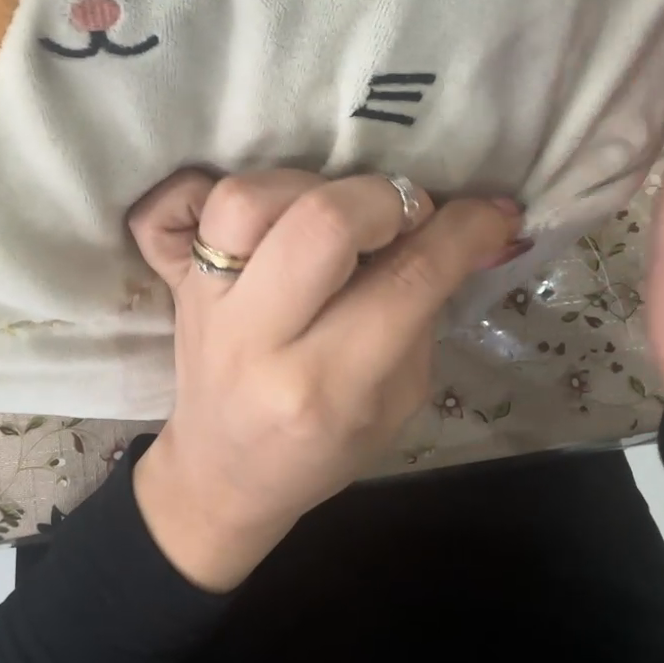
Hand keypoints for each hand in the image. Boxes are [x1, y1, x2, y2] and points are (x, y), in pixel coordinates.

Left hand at [125, 170, 520, 590]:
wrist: (221, 476)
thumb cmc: (321, 452)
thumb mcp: (397, 402)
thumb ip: (424, 314)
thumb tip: (465, 231)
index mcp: (324, 387)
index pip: (404, 283)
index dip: (461, 231)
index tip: (491, 212)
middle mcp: (257, 339)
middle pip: (320, 223)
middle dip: (384, 200)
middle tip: (404, 217)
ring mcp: (204, 304)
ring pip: (246, 199)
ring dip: (307, 187)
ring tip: (334, 212)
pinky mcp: (175, 282)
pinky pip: (172, 210)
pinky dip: (214, 190)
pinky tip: (261, 213)